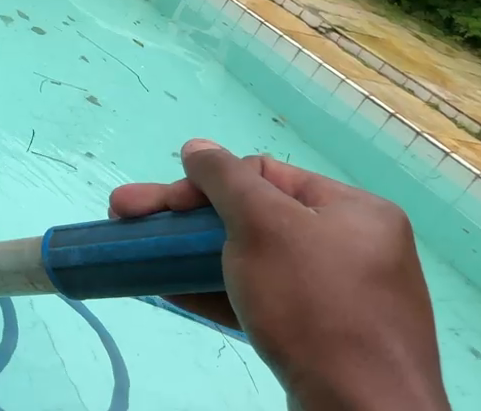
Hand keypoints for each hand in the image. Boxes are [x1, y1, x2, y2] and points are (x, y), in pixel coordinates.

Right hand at [110, 139, 449, 410]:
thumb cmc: (312, 303)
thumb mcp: (261, 223)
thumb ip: (223, 177)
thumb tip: (197, 146)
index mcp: (354, 211)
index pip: (261, 175)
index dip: (204, 184)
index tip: (162, 205)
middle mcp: (352, 246)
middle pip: (249, 215)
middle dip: (183, 217)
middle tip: (126, 216)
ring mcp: (339, 294)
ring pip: (247, 256)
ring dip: (189, 252)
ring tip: (142, 254)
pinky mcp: (322, 334)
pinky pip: (259, 295)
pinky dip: (214, 287)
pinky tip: (171, 288)